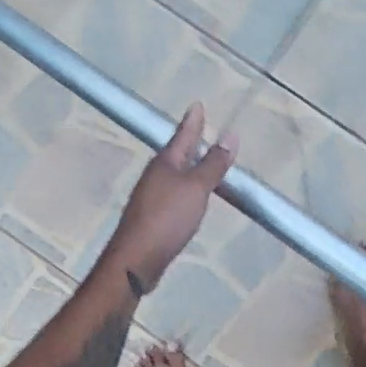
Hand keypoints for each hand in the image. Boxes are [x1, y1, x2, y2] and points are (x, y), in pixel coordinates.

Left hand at [108, 103, 236, 293]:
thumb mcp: (196, 189)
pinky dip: (182, 192)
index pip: (182, 135)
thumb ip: (213, 164)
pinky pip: (171, 198)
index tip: (197, 105)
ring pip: (172, 177)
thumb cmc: (166, 220)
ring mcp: (149, 200)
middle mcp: (154, 177)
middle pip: (175, 155)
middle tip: (199, 130)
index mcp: (165, 164)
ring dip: (186, 169)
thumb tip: (230, 135)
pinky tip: (187, 199)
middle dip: (188, 144)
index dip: (192, 122)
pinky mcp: (150, 221)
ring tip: (199, 162)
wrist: (135, 261)